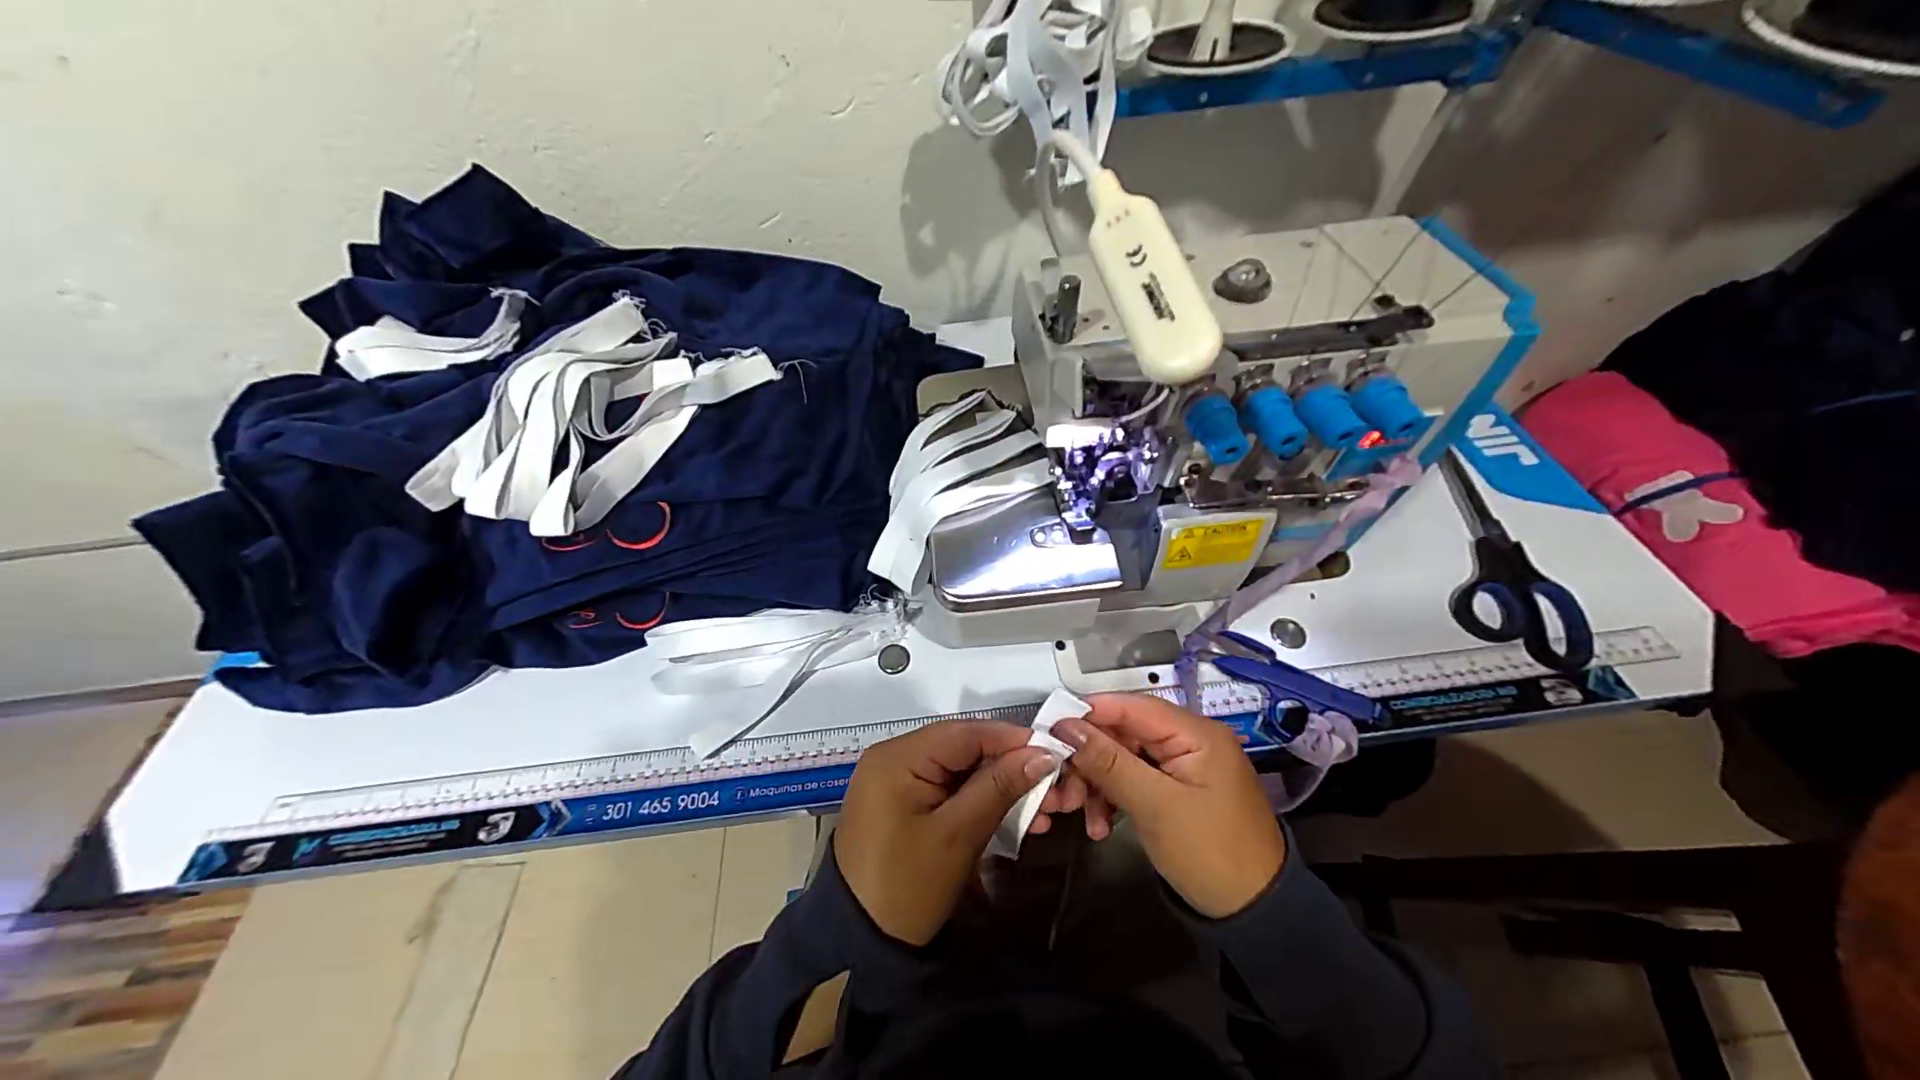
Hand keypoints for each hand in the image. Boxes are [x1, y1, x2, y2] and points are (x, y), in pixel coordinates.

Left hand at [833, 720, 1054, 944]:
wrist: (859, 943)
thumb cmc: (906, 887)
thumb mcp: (958, 835)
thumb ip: (1000, 786)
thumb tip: (1043, 753)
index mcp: (898, 757)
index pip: (966, 732)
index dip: (1013, 740)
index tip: (1056, 755)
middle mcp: (894, 757)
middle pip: (965, 749)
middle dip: (1012, 768)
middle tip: (1055, 793)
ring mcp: (897, 780)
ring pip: (962, 770)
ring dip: (1002, 788)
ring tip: (1043, 813)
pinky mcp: (904, 803)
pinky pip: (950, 789)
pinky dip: (981, 801)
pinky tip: (1016, 820)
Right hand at [1053, 693, 1285, 917]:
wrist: (1255, 912)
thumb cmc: (1211, 853)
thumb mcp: (1155, 806)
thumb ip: (1109, 762)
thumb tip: (1068, 726)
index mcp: (1195, 734)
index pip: (1132, 706)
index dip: (1089, 713)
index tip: (1050, 729)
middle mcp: (1190, 740)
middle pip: (1124, 733)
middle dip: (1090, 758)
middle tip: (1063, 786)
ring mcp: (1183, 766)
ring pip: (1124, 758)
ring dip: (1097, 783)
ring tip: (1079, 813)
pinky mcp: (1176, 790)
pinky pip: (1135, 780)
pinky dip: (1113, 797)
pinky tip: (1101, 824)